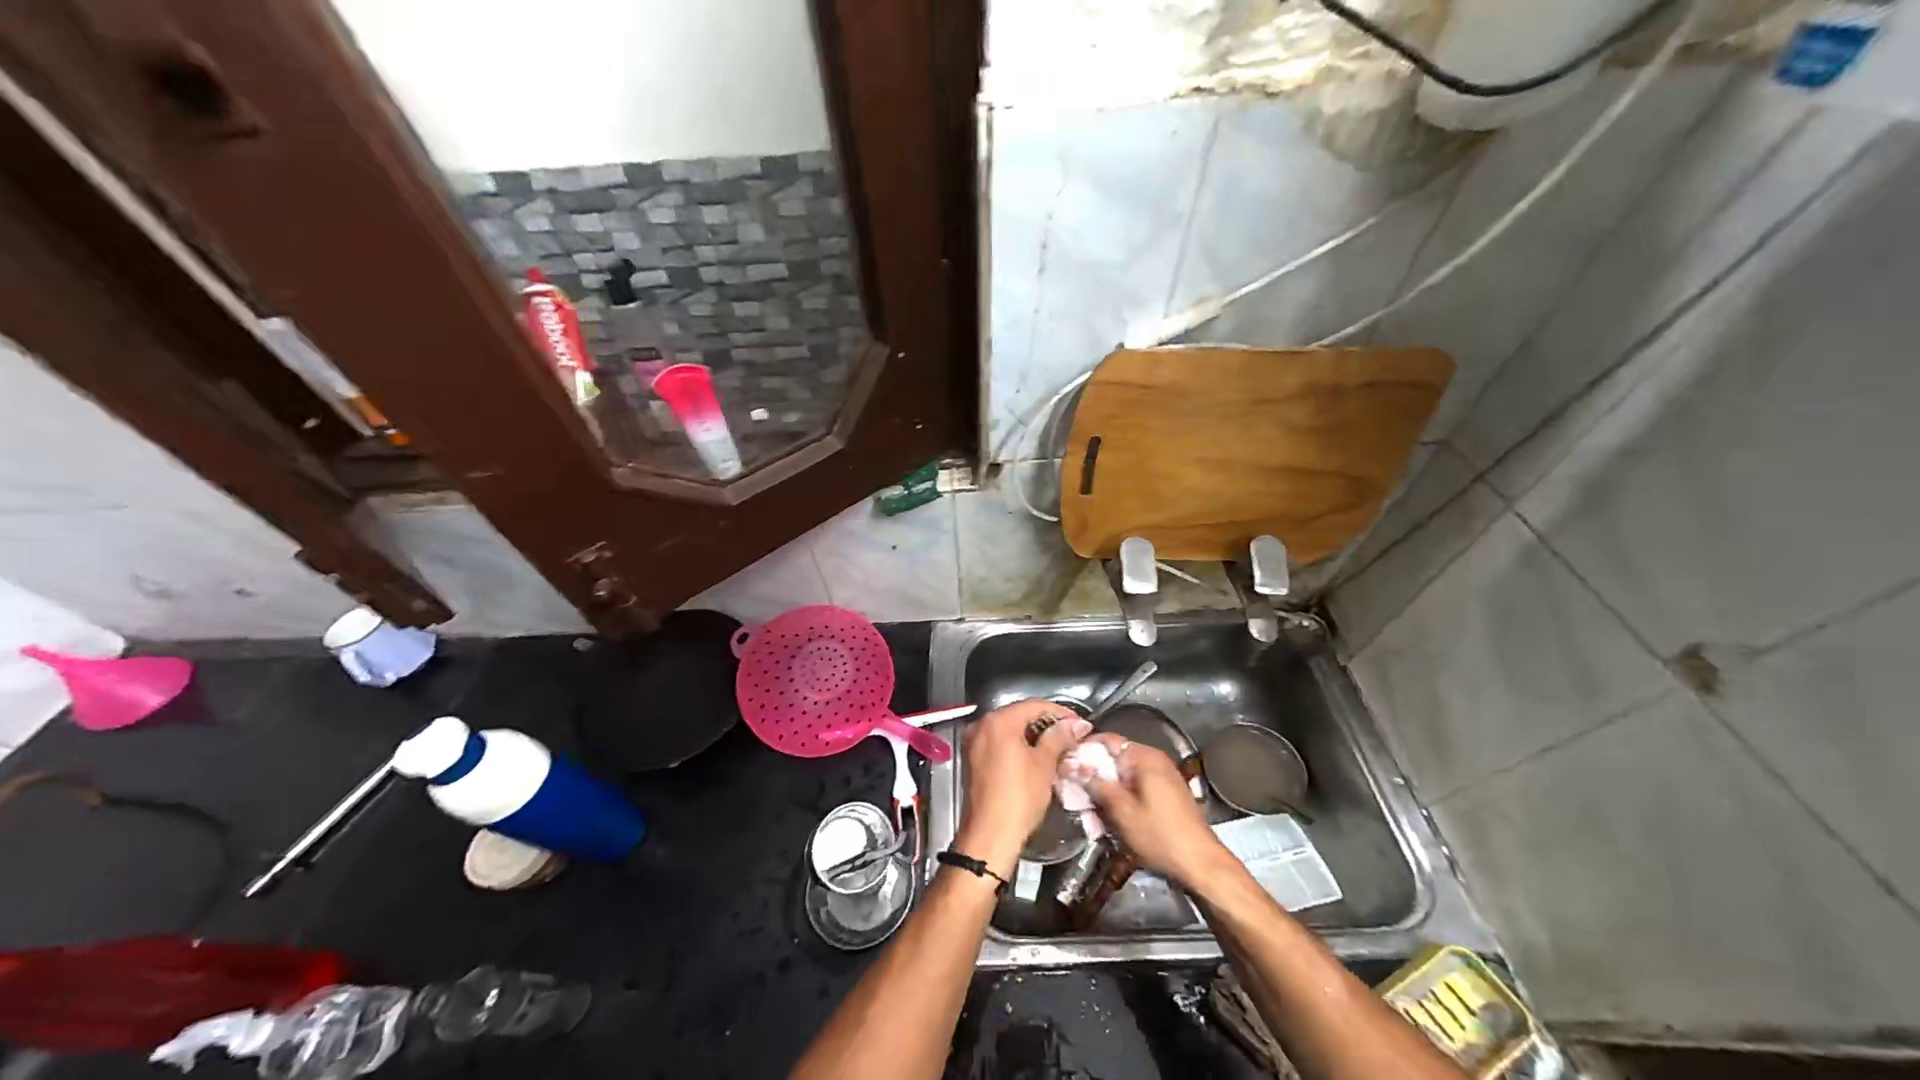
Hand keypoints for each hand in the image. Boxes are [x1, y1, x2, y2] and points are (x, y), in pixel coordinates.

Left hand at [953, 699, 1089, 877]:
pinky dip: (1018, 745)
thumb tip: (1077, 723)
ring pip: (1009, 729)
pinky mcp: (973, 758)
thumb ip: (1059, 737)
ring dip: (1033, 735)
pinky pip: (999, 742)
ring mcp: (974, 742)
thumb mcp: (1044, 765)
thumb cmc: (1019, 797)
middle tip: (1071, 734)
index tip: (1079, 723)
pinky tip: (1036, 756)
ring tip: (1058, 745)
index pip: (1033, 705)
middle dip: (1046, 723)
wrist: (990, 835)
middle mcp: (981, 726)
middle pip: (1019, 714)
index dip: (1060, 712)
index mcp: (998, 722)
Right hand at [1082, 734, 1236, 890]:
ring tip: (1091, 806)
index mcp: (1146, 757)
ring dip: (1107, 787)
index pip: (1108, 740)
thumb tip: (1073, 764)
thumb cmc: (1160, 835)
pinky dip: (1122, 795)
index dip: (1084, 749)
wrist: (1200, 863)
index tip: (1066, 763)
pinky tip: (1112, 814)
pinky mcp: (1167, 792)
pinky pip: (1137, 785)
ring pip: (1125, 773)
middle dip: (1095, 772)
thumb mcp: (1122, 810)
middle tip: (1075, 789)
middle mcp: (1156, 760)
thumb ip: (1096, 783)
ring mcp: (1163, 776)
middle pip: (1116, 757)